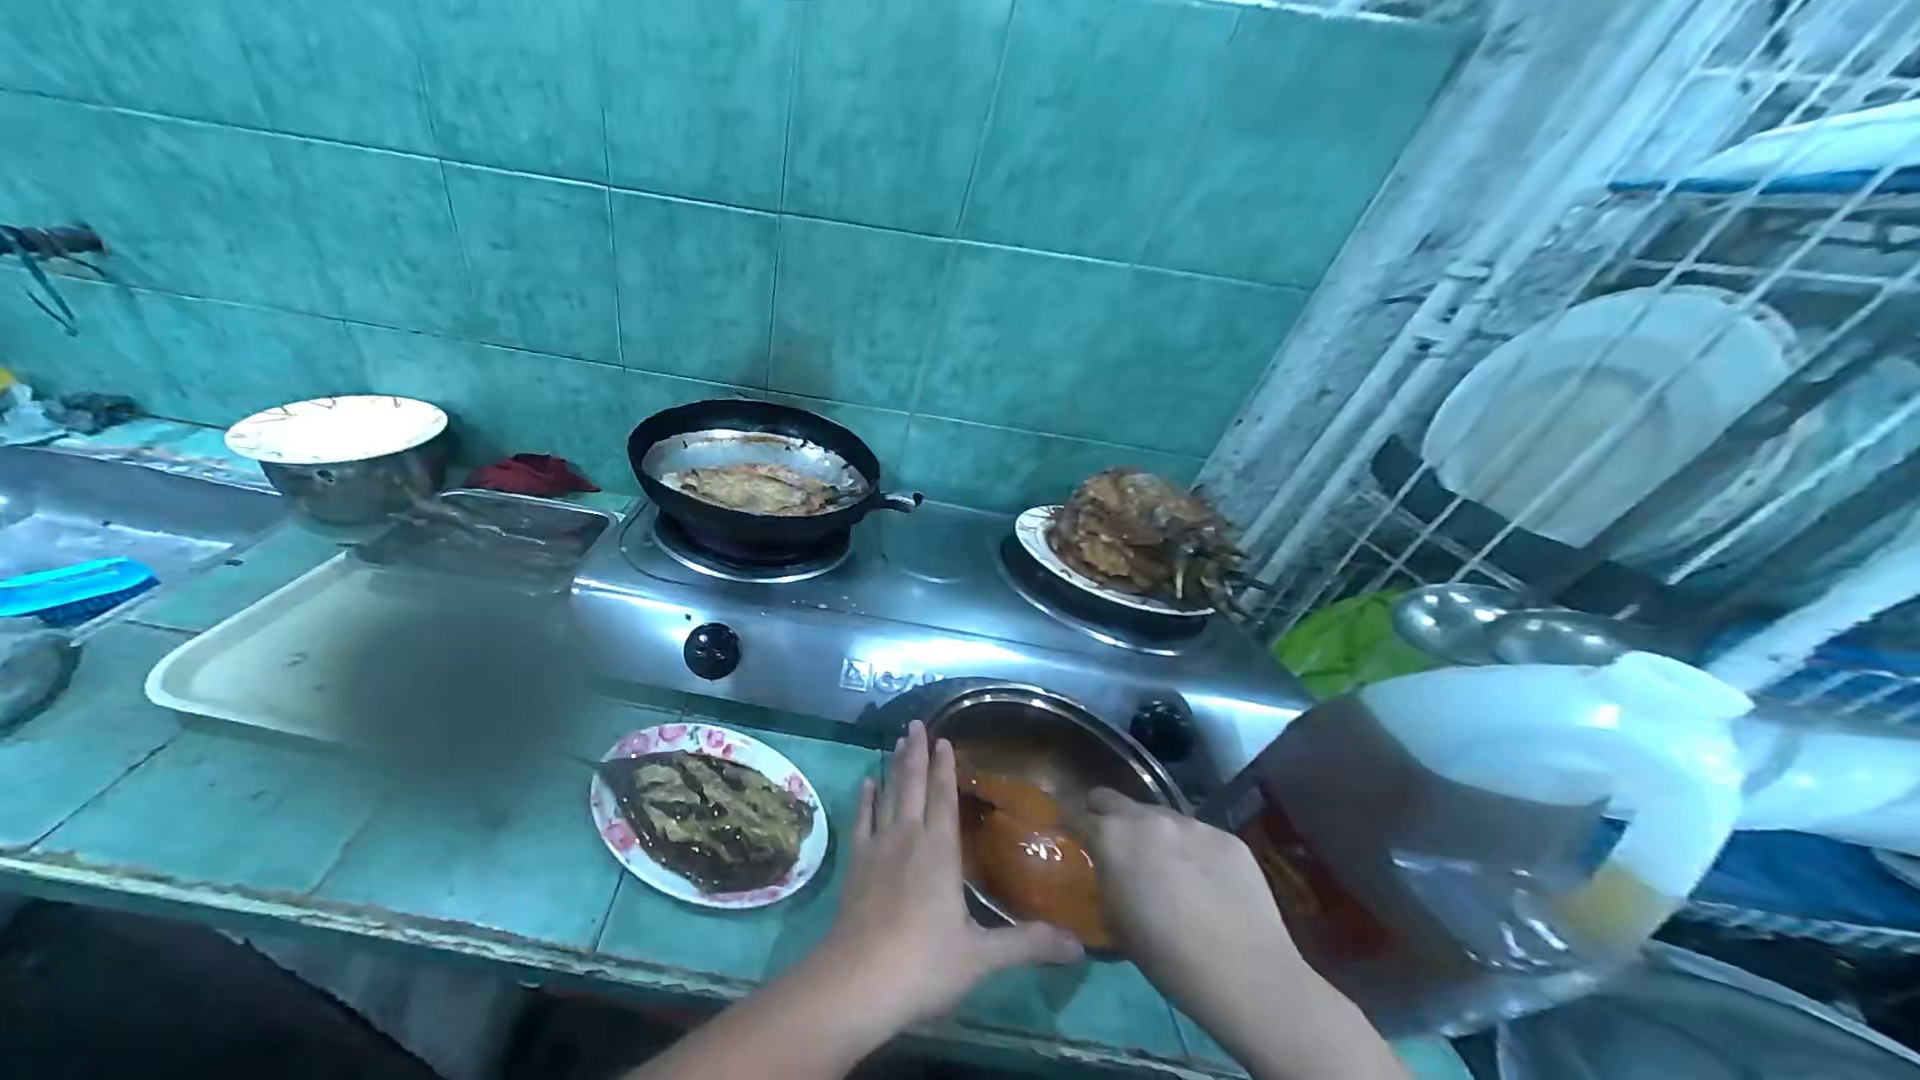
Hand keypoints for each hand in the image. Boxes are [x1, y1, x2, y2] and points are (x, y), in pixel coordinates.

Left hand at [811, 720, 1081, 1034]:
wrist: (856, 984)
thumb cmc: (923, 964)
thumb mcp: (981, 957)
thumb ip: (1027, 944)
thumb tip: (1079, 947)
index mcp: (939, 852)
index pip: (944, 798)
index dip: (946, 767)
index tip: (944, 739)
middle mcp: (908, 839)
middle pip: (913, 786)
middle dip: (916, 753)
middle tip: (915, 723)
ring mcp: (877, 850)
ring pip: (888, 797)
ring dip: (894, 768)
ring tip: (897, 743)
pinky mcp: (855, 866)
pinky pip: (861, 822)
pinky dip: (865, 800)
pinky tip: (867, 784)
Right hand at [1087, 789, 1405, 1079]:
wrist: (1246, 972)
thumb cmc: (1167, 958)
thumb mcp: (1117, 923)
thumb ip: (1108, 883)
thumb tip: (1110, 873)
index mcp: (1112, 837)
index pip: (1078, 815)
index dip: (1071, 825)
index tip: (1070, 835)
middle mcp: (1149, 818)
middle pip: (1115, 800)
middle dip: (1108, 816)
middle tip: (1115, 845)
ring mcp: (1191, 822)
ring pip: (1160, 817)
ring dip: (1154, 834)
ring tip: (1168, 868)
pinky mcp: (1227, 835)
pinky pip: (1199, 836)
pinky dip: (1193, 851)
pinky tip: (1206, 882)